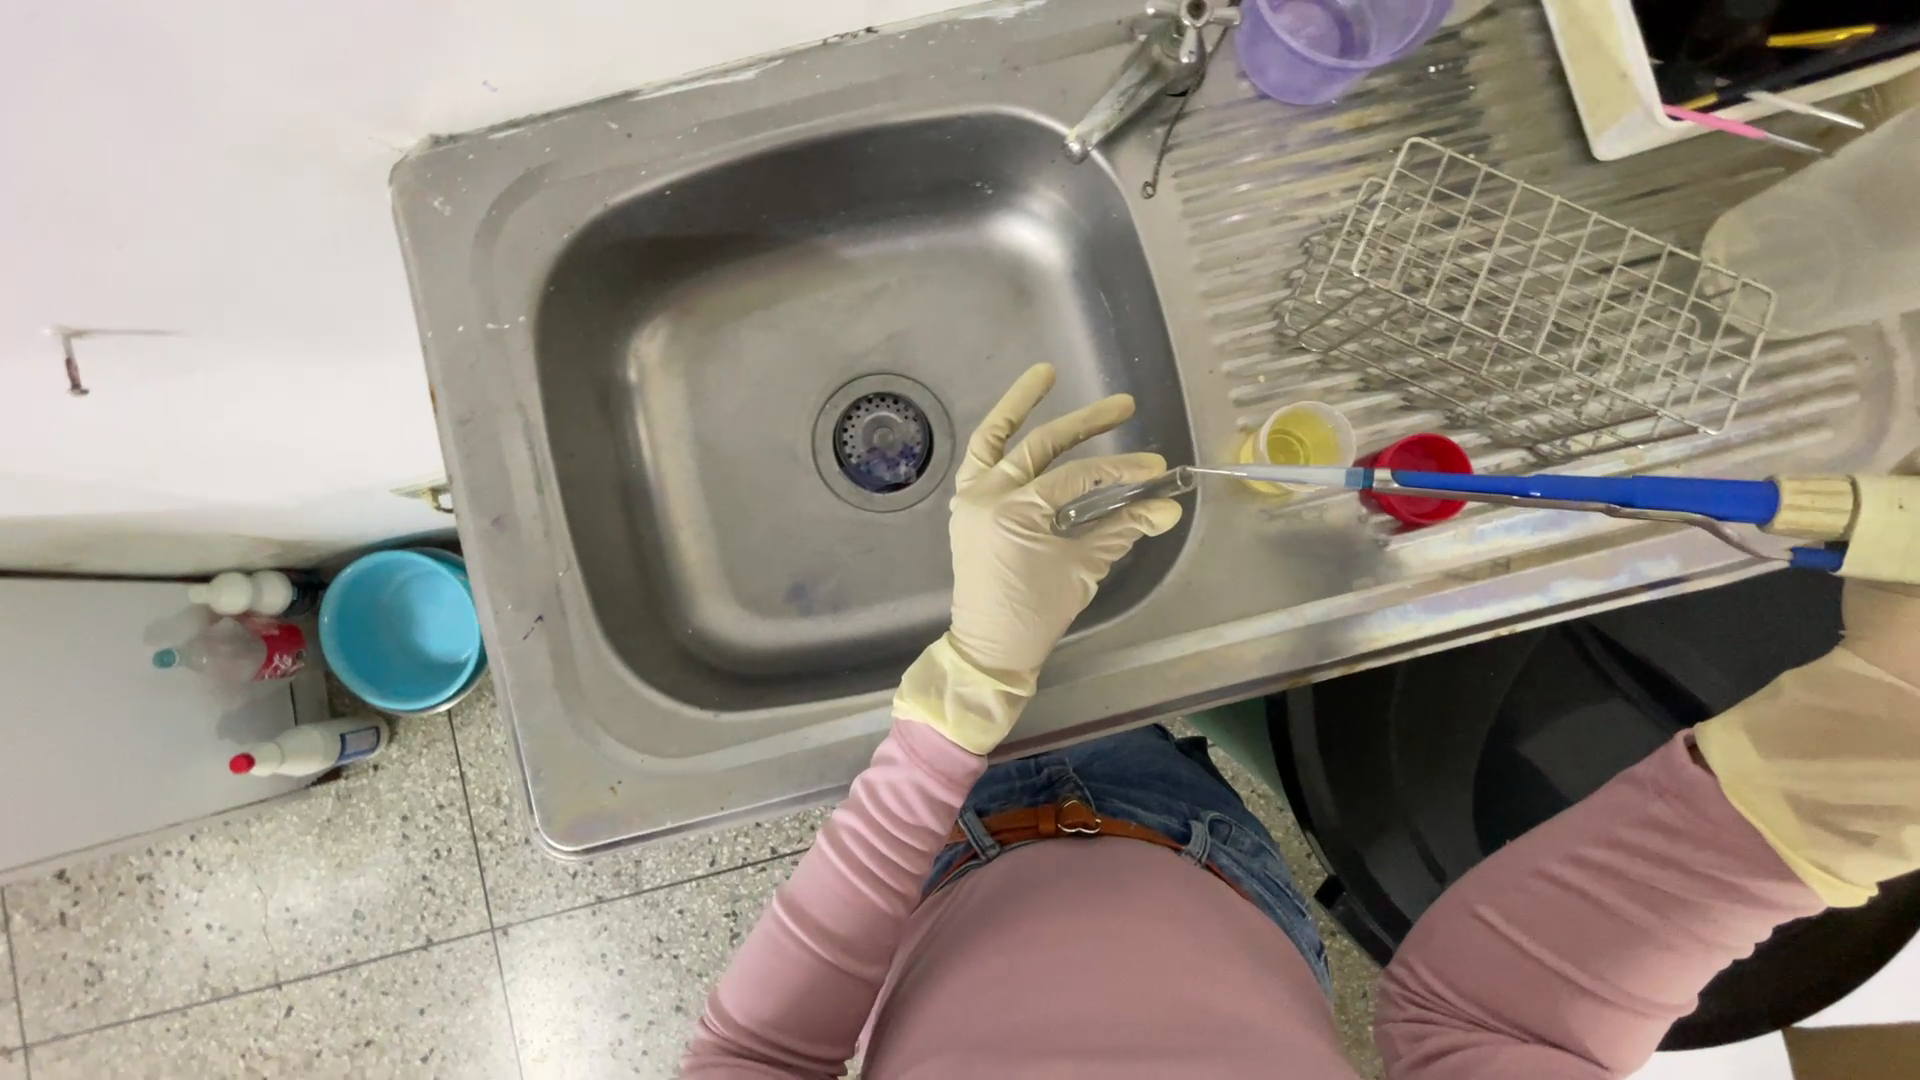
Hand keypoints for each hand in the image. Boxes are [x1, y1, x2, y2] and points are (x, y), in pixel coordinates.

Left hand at [893, 364, 1182, 754]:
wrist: (990, 646)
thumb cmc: (1037, 613)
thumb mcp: (1082, 568)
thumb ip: (1122, 529)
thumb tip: (1168, 507)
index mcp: (1014, 514)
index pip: (1077, 479)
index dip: (1119, 470)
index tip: (1155, 468)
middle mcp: (986, 497)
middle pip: (1041, 448)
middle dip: (1086, 424)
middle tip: (1124, 404)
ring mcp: (971, 499)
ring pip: (995, 440)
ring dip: (1019, 405)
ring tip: (1045, 374)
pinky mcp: (966, 507)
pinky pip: (980, 462)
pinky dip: (997, 439)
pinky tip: (1016, 421)